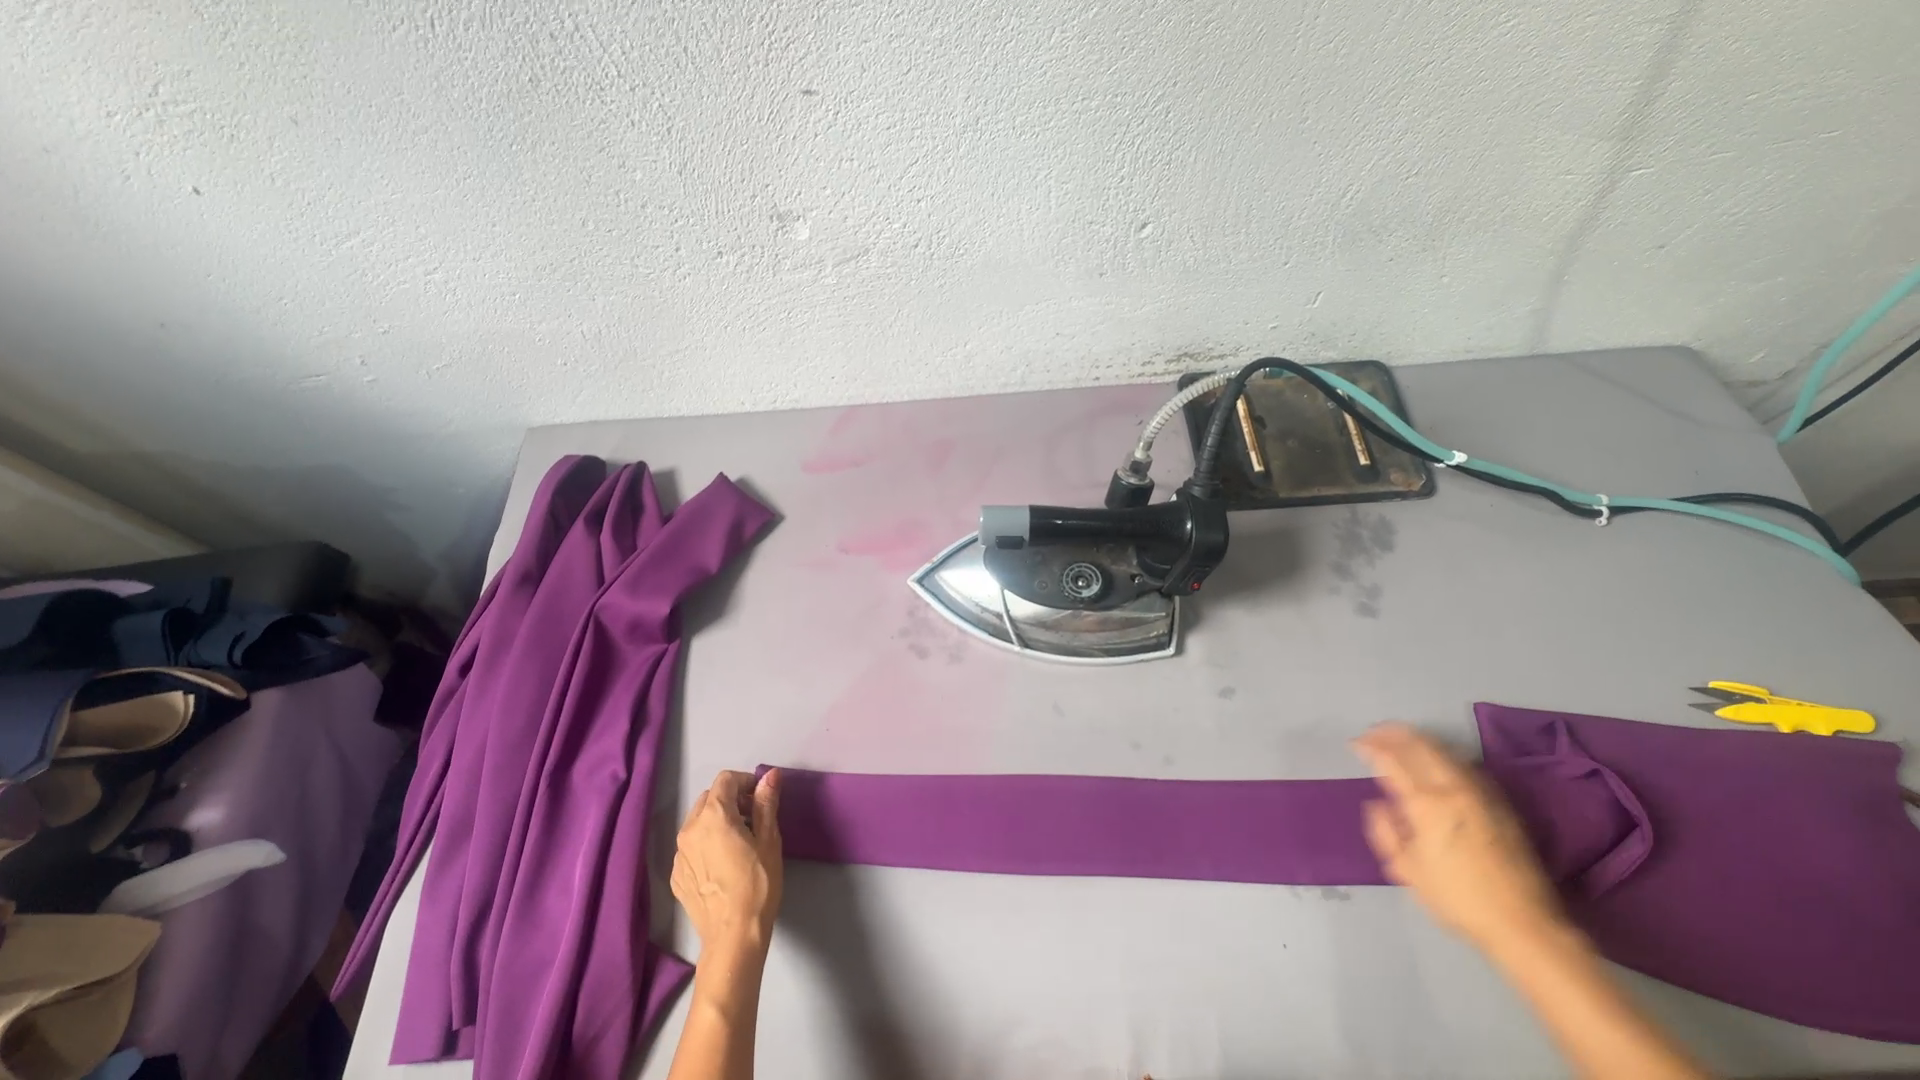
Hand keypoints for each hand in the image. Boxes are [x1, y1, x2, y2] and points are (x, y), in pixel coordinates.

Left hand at [672, 769, 783, 957]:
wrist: (733, 936)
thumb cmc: (758, 884)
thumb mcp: (769, 840)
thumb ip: (766, 802)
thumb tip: (771, 775)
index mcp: (713, 816)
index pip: (725, 780)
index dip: (746, 781)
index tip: (761, 798)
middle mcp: (688, 830)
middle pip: (709, 799)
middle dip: (731, 800)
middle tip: (754, 819)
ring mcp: (679, 855)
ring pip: (697, 823)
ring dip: (717, 822)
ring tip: (739, 844)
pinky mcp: (677, 876)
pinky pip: (691, 848)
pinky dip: (706, 845)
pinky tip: (723, 866)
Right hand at [1354, 724, 1565, 950]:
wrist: (1522, 921)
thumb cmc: (1456, 898)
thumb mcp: (1407, 869)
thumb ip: (1385, 831)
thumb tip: (1378, 805)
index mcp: (1425, 804)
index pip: (1392, 760)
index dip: (1370, 747)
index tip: (1355, 744)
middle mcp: (1453, 789)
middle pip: (1420, 745)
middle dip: (1393, 734)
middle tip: (1375, 733)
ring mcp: (1481, 792)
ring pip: (1445, 751)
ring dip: (1419, 740)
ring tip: (1401, 739)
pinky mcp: (1501, 802)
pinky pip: (1465, 765)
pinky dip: (1443, 754)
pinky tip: (1438, 761)